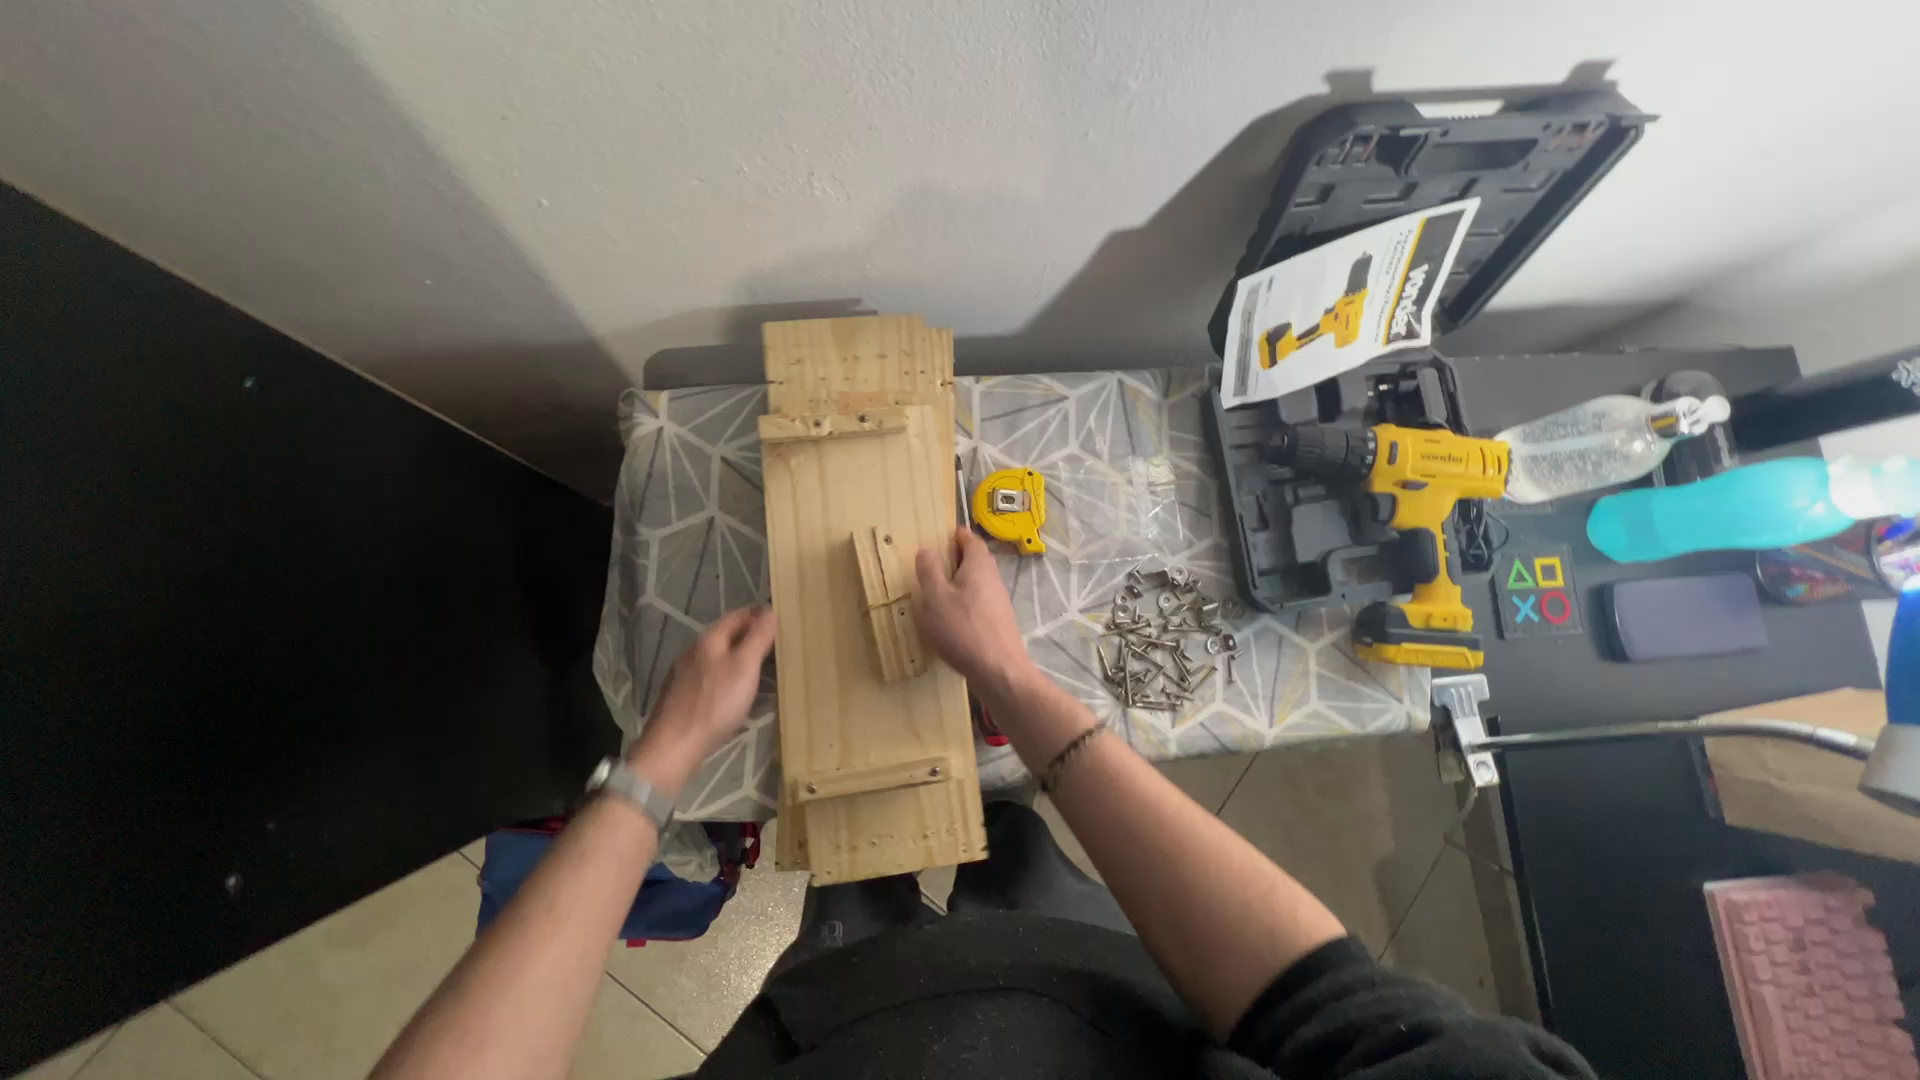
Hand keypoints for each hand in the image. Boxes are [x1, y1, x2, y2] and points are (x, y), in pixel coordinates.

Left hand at [629, 605, 777, 794]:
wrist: (674, 746)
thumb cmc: (715, 703)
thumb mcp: (745, 667)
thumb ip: (758, 637)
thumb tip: (770, 611)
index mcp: (709, 639)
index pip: (738, 615)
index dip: (760, 614)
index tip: (781, 619)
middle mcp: (693, 650)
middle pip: (726, 635)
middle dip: (750, 635)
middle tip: (777, 643)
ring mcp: (684, 673)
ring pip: (718, 656)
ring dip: (739, 656)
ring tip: (761, 666)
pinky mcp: (682, 695)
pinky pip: (711, 675)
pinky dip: (728, 675)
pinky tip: (736, 690)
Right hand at [913, 527, 1031, 691]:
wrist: (999, 670)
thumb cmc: (964, 629)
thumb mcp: (936, 598)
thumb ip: (930, 571)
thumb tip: (926, 549)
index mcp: (979, 566)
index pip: (971, 540)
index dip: (958, 535)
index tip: (944, 534)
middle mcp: (993, 579)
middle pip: (977, 560)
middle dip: (957, 558)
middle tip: (935, 562)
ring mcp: (999, 602)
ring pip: (978, 583)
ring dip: (961, 582)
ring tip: (938, 590)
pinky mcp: (999, 623)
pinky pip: (980, 602)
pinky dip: (965, 601)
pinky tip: (952, 618)